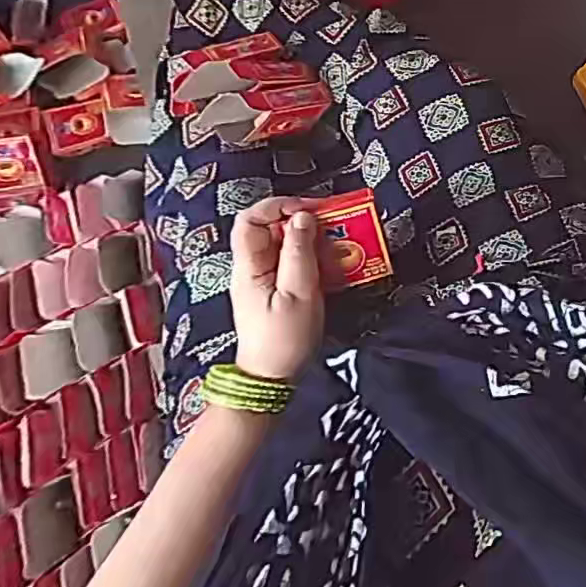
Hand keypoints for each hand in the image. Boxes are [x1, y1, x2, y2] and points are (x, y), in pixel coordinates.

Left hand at [228, 197, 327, 380]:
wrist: (271, 380)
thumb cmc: (284, 339)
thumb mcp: (298, 294)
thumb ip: (300, 253)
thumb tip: (303, 216)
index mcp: (249, 267)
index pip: (250, 219)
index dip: (278, 206)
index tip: (309, 210)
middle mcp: (252, 267)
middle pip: (269, 227)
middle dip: (301, 219)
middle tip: (332, 222)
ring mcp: (262, 278)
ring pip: (283, 242)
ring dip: (310, 237)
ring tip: (335, 242)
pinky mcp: (275, 288)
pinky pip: (290, 259)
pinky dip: (310, 254)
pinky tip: (329, 262)